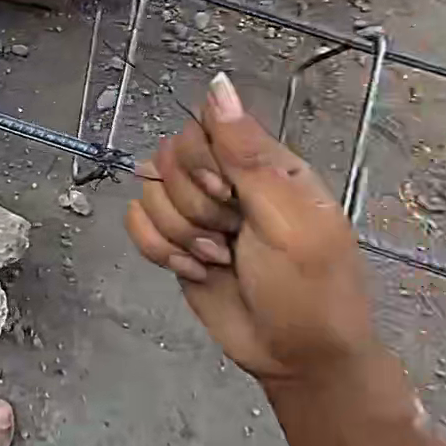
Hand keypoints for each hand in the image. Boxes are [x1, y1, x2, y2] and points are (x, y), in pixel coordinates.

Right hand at [125, 73, 377, 384]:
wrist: (297, 361)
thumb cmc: (310, 290)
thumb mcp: (289, 221)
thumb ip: (248, 153)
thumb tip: (218, 85)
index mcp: (259, 163)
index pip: (202, 126)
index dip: (201, 158)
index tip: (225, 193)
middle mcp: (222, 178)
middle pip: (168, 158)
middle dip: (193, 205)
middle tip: (230, 234)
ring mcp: (194, 209)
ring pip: (148, 191)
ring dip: (179, 233)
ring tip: (217, 258)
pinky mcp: (172, 239)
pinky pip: (135, 221)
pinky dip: (158, 248)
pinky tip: (192, 267)